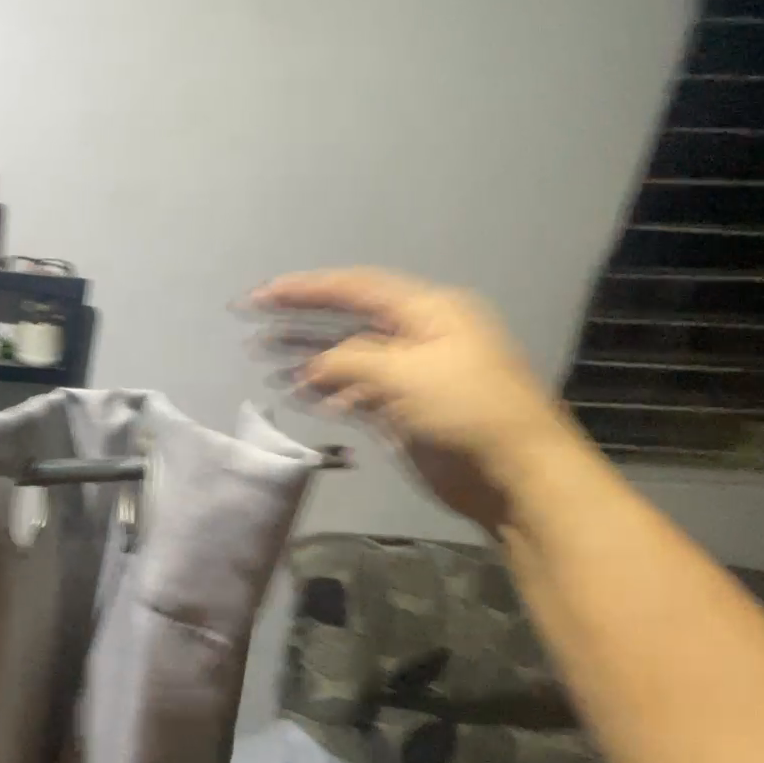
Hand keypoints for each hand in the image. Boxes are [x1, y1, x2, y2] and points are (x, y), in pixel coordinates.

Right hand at [253, 267, 587, 528]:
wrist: (512, 473)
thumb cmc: (466, 411)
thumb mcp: (403, 375)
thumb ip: (348, 362)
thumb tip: (309, 368)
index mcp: (427, 312)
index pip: (355, 289)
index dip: (305, 290)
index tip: (260, 295)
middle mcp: (416, 336)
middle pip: (346, 319)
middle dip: (298, 320)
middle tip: (251, 321)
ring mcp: (409, 374)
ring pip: (346, 357)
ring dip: (306, 358)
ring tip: (264, 362)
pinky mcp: (401, 409)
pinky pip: (353, 390)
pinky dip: (324, 391)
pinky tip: (297, 395)